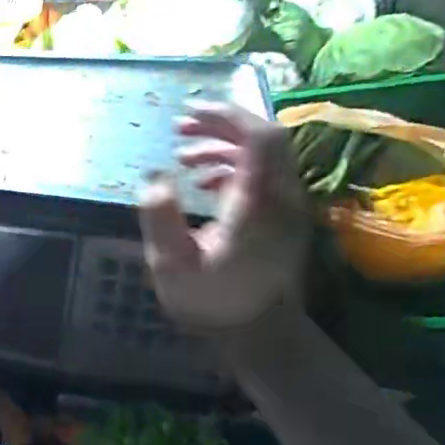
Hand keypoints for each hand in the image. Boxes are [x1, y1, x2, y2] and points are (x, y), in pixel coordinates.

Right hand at [138, 103, 309, 332]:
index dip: (226, 116)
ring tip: (183, 153)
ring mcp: (288, 206)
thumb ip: (160, 217)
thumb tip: (155, 175)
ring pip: (267, 154)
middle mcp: (282, 196)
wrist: (257, 331)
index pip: (259, 139)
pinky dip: (234, 163)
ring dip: (225, 144)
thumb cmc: (208, 298)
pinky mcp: (284, 215)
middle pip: (266, 138)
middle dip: (222, 124)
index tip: (189, 113)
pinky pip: (266, 172)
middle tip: (179, 128)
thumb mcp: (171, 262)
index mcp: (255, 203)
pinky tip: (202, 180)